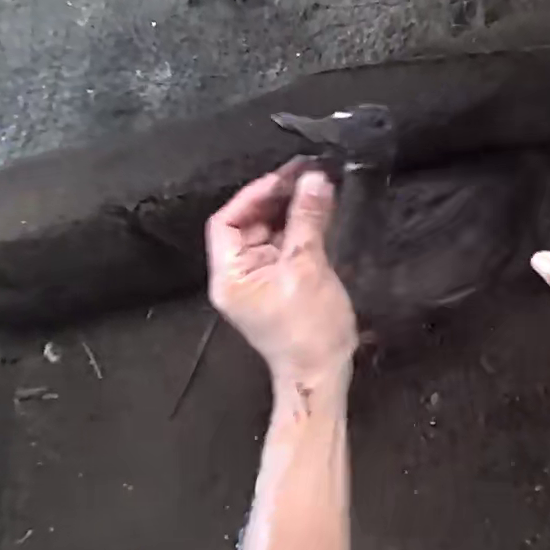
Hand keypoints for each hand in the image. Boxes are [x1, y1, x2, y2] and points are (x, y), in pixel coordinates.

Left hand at [206, 160, 358, 386]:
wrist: (322, 375)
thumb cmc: (309, 328)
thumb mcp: (307, 268)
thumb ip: (308, 219)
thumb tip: (316, 178)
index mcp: (230, 274)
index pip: (226, 222)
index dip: (252, 196)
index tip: (284, 178)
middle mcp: (239, 273)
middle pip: (249, 223)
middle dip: (276, 198)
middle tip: (306, 175)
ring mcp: (261, 277)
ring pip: (270, 231)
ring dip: (291, 209)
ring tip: (317, 185)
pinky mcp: (282, 280)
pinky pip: (286, 244)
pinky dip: (301, 226)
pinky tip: (320, 208)